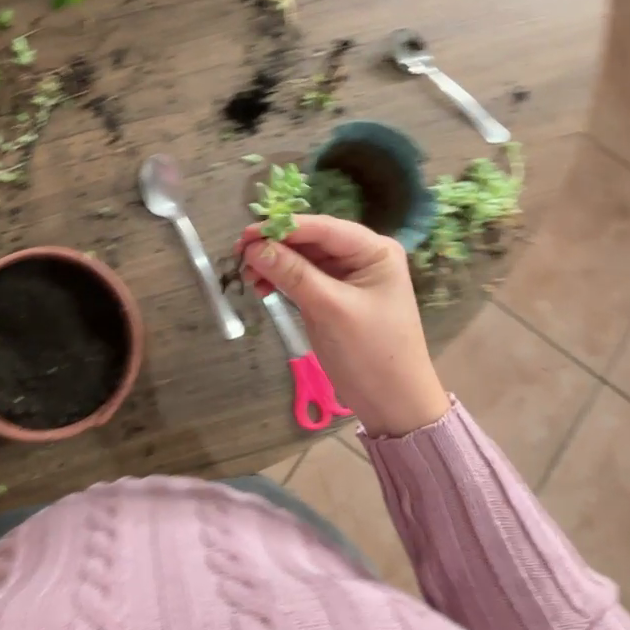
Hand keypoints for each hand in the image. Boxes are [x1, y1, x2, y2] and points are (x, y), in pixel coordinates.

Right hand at [233, 216, 450, 435]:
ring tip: (247, 276)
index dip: (283, 227)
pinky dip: (279, 280)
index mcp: (373, 251)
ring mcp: (344, 277)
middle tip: (238, 255)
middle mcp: (360, 257)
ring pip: (300, 259)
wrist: (391, 402)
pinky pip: (299, 278)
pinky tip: (260, 287)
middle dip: (274, 246)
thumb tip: (252, 247)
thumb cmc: (371, 352)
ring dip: (272, 264)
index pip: (323, 228)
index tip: (246, 234)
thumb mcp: (330, 309)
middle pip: (309, 240)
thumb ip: (293, 274)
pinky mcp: (330, 297)